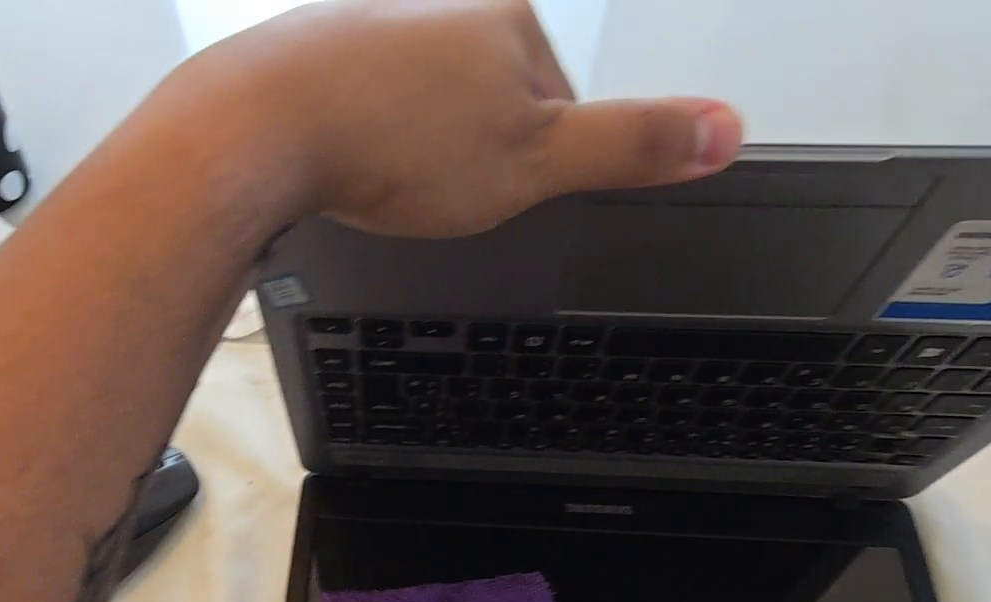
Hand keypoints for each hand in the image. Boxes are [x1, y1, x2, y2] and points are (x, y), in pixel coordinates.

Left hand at [177, 0, 741, 236]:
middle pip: (489, 100)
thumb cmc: (393, 142)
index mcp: (507, 21)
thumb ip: (627, 146)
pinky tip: (353, 163)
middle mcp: (444, 7)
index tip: (503, 191)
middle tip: (440, 193)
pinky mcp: (326, 50)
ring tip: (392, 182)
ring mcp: (380, 23)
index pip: (557, 99)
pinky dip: (367, 141)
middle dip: (474, 157)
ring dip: (417, 151)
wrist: (265, 129)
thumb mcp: (533, 162)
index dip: (536, 162)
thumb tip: (725, 130)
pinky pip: (368, 106)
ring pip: (425, 105)